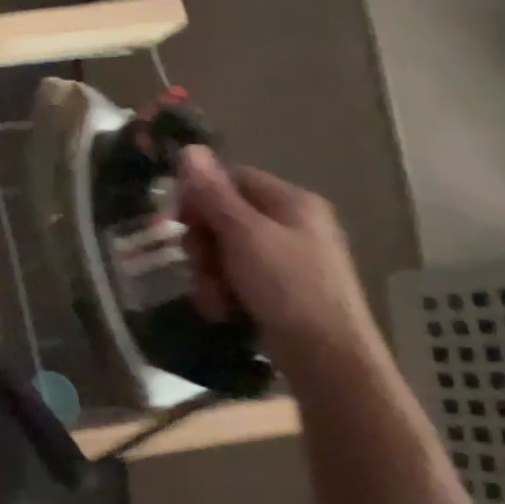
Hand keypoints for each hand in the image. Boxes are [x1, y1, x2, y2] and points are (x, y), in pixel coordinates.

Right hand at [175, 145, 382, 368]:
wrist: (325, 354)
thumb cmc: (287, 286)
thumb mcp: (244, 235)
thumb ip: (214, 194)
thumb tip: (189, 149)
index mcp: (292, 202)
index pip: (232, 179)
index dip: (200, 198)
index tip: (178, 222)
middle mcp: (292, 224)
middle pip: (224, 217)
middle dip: (203, 244)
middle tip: (200, 266)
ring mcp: (287, 258)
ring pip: (225, 251)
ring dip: (208, 273)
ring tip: (215, 297)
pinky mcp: (280, 288)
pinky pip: (237, 277)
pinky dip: (224, 291)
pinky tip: (224, 309)